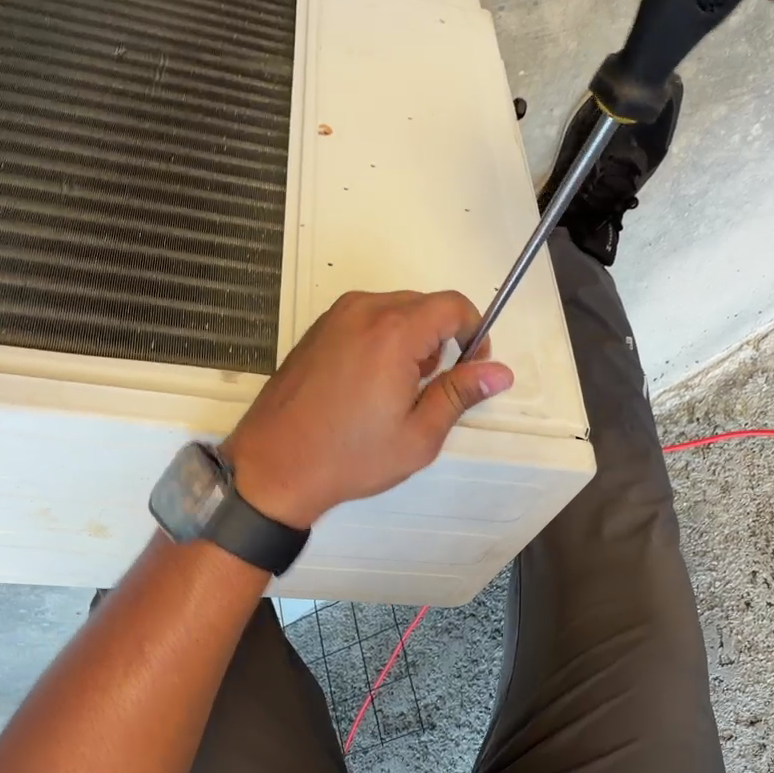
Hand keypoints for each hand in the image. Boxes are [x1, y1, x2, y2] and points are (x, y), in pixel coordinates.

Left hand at [222, 291, 513, 529]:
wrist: (273, 467)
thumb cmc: (349, 457)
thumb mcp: (417, 435)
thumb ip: (460, 394)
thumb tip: (500, 372)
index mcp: (393, 332)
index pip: (453, 306)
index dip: (475, 332)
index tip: (472, 367)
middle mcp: (363, 311)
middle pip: (424, 305)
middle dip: (441, 339)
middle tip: (432, 389)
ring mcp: (335, 317)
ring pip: (394, 310)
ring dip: (411, 340)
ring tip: (398, 392)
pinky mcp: (317, 330)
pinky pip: (366, 320)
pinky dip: (381, 340)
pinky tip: (369, 386)